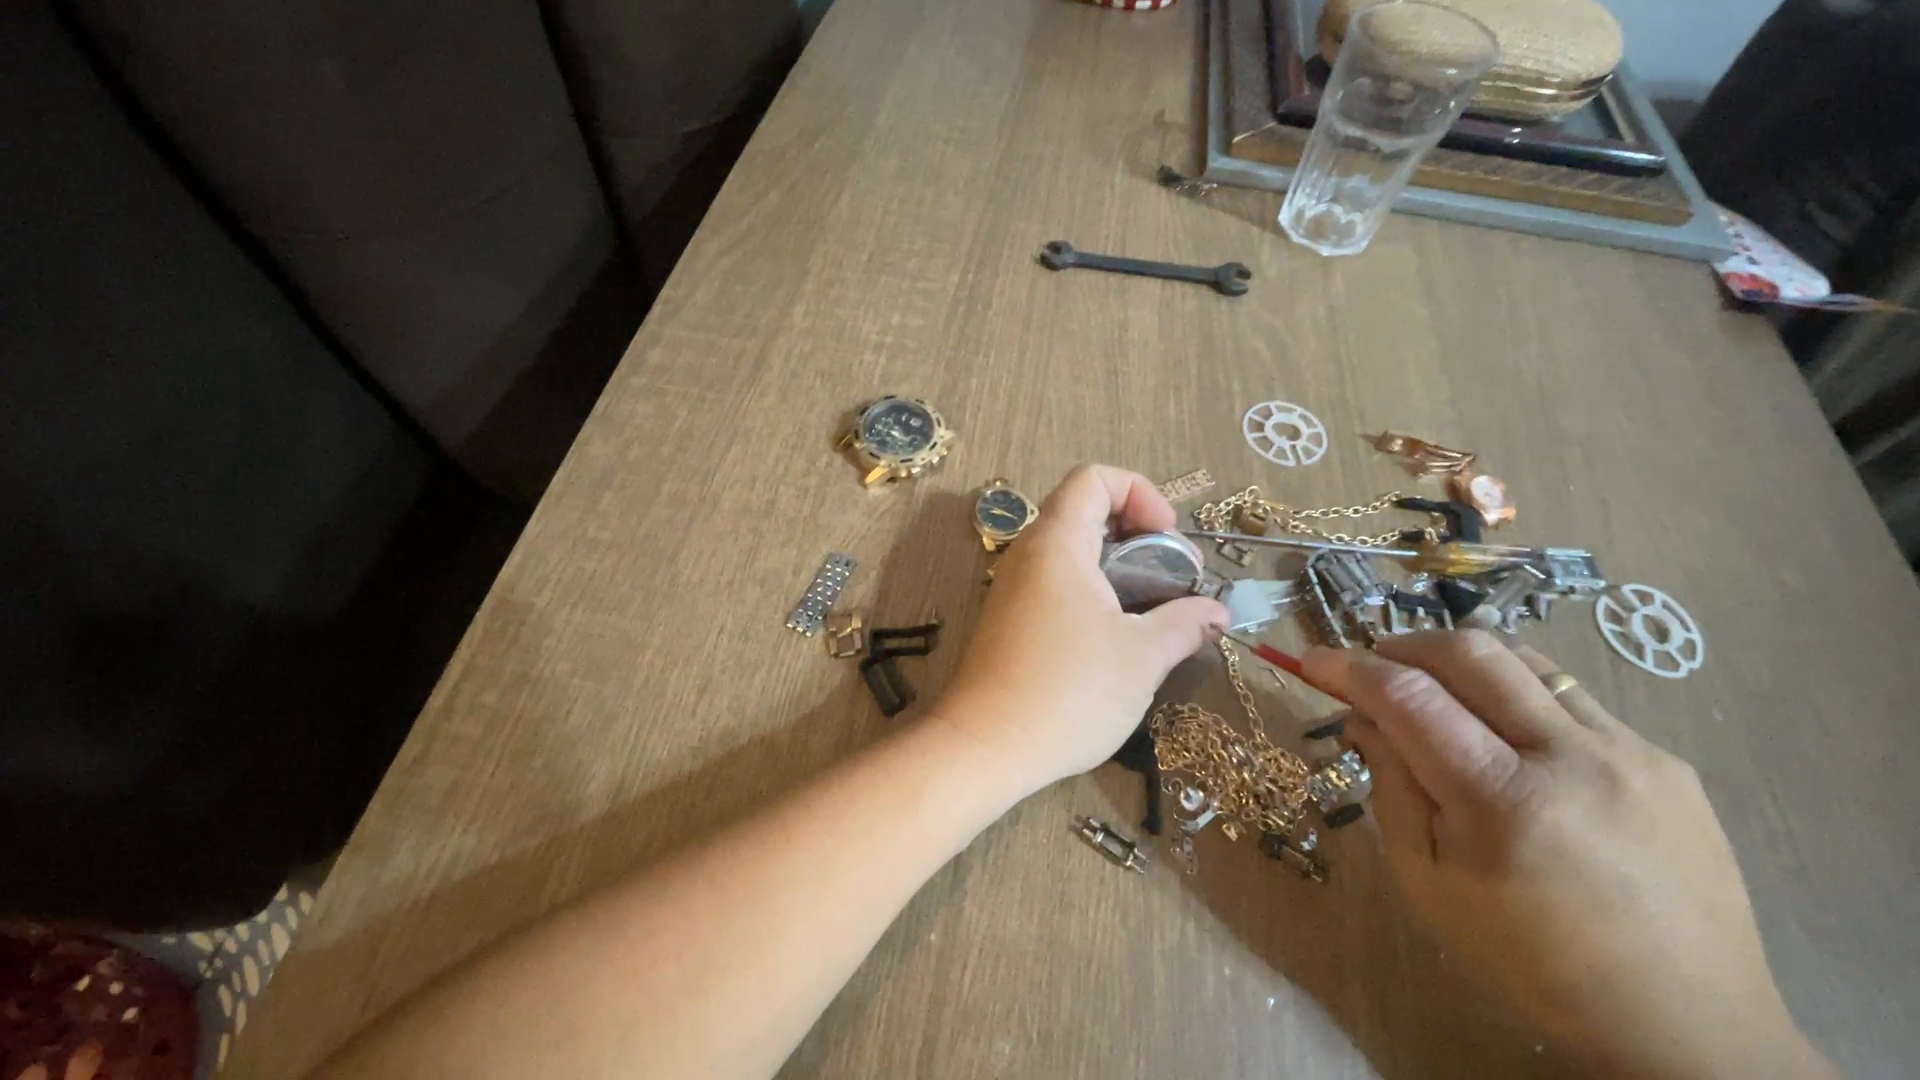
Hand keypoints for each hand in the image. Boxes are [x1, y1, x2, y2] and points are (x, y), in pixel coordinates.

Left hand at [933, 465, 1227, 793]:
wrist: (985, 747)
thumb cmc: (1068, 692)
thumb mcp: (1141, 656)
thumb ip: (1184, 624)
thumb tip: (1217, 613)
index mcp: (1057, 544)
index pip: (1094, 478)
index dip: (1140, 493)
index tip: (1169, 540)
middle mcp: (1029, 556)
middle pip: (1085, 513)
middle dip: (1139, 535)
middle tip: (1174, 579)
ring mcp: (1014, 590)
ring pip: (1073, 554)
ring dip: (1119, 570)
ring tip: (1154, 614)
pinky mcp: (1010, 623)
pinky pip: (1056, 587)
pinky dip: (1093, 595)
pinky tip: (1119, 639)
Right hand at [1305, 632, 1831, 1079]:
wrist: (1684, 1021)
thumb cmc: (1530, 961)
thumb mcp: (1428, 881)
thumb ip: (1392, 786)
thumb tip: (1364, 718)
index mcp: (1503, 802)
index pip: (1410, 698)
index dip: (1350, 668)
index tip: (1312, 659)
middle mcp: (1572, 758)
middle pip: (1472, 652)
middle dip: (1405, 644)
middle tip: (1371, 663)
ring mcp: (1631, 752)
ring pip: (1527, 662)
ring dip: (1463, 661)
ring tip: (1434, 689)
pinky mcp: (1665, 759)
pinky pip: (1572, 701)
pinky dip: (1517, 698)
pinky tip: (1509, 740)